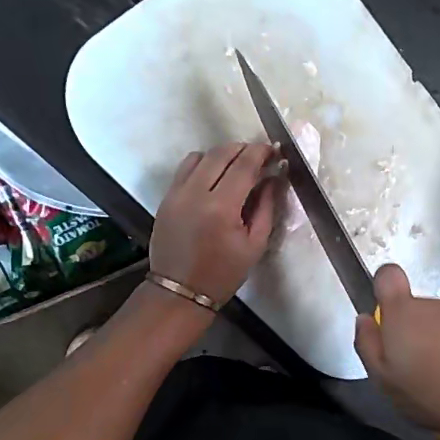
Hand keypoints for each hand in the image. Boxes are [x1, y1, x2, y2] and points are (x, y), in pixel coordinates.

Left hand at [149, 143, 279, 303]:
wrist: (181, 291)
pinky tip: (214, 176)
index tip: (273, 149)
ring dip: (221, 154)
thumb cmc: (224, 273)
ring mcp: (176, 193)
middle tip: (259, 155)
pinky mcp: (166, 198)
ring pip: (200, 156)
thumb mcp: (255, 244)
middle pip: (221, 153)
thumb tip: (273, 177)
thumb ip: (266, 207)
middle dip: (243, 149)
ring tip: (236, 165)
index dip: (261, 152)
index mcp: (221, 208)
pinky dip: (203, 164)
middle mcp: (195, 193)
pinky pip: (185, 169)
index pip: (244, 165)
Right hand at [354, 264, 439, 439]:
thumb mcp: (382, 377)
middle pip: (410, 307)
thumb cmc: (427, 391)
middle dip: (404, 330)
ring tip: (429, 381)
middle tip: (403, 367)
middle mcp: (431, 306)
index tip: (381, 315)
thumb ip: (367, 343)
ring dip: (428, 345)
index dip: (381, 287)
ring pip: (432, 325)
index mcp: (402, 310)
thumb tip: (364, 319)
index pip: (388, 274)